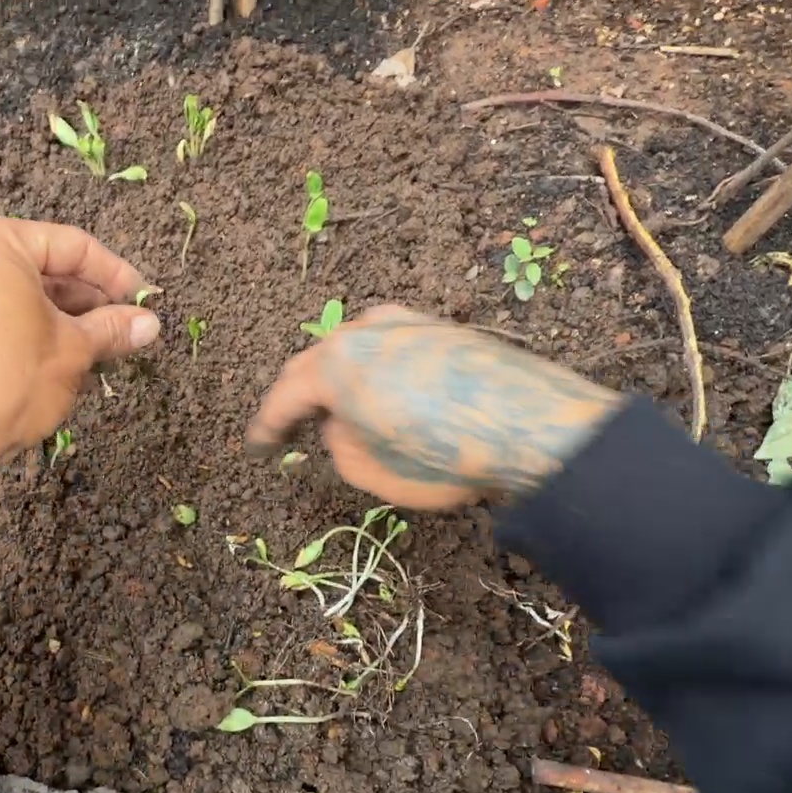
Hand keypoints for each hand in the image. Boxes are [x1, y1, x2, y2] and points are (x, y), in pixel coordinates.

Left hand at [0, 214, 160, 499]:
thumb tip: (149, 323)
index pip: (70, 246)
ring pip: (10, 293)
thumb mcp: (72, 352)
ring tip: (91, 352)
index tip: (143, 301)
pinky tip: (47, 360)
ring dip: (54, 319)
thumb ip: (112, 329)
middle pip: (37, 267)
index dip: (116, 275)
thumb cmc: (6, 384)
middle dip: (84, 301)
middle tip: (121, 329)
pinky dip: (19, 328)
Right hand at [247, 306, 622, 508]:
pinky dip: (373, 371)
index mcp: (334, 365)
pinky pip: (387, 347)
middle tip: (290, 425)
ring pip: (353, 348)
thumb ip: (337, 444)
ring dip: (337, 378)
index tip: (258, 446)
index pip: (284, 397)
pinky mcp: (440, 328)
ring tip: (338, 408)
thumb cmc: (440, 457)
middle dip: (299, 396)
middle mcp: (364, 331)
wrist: (532, 427)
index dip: (266, 426)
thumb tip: (343, 424)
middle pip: (315, 363)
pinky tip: (384, 393)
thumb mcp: (367, 470)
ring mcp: (405, 323)